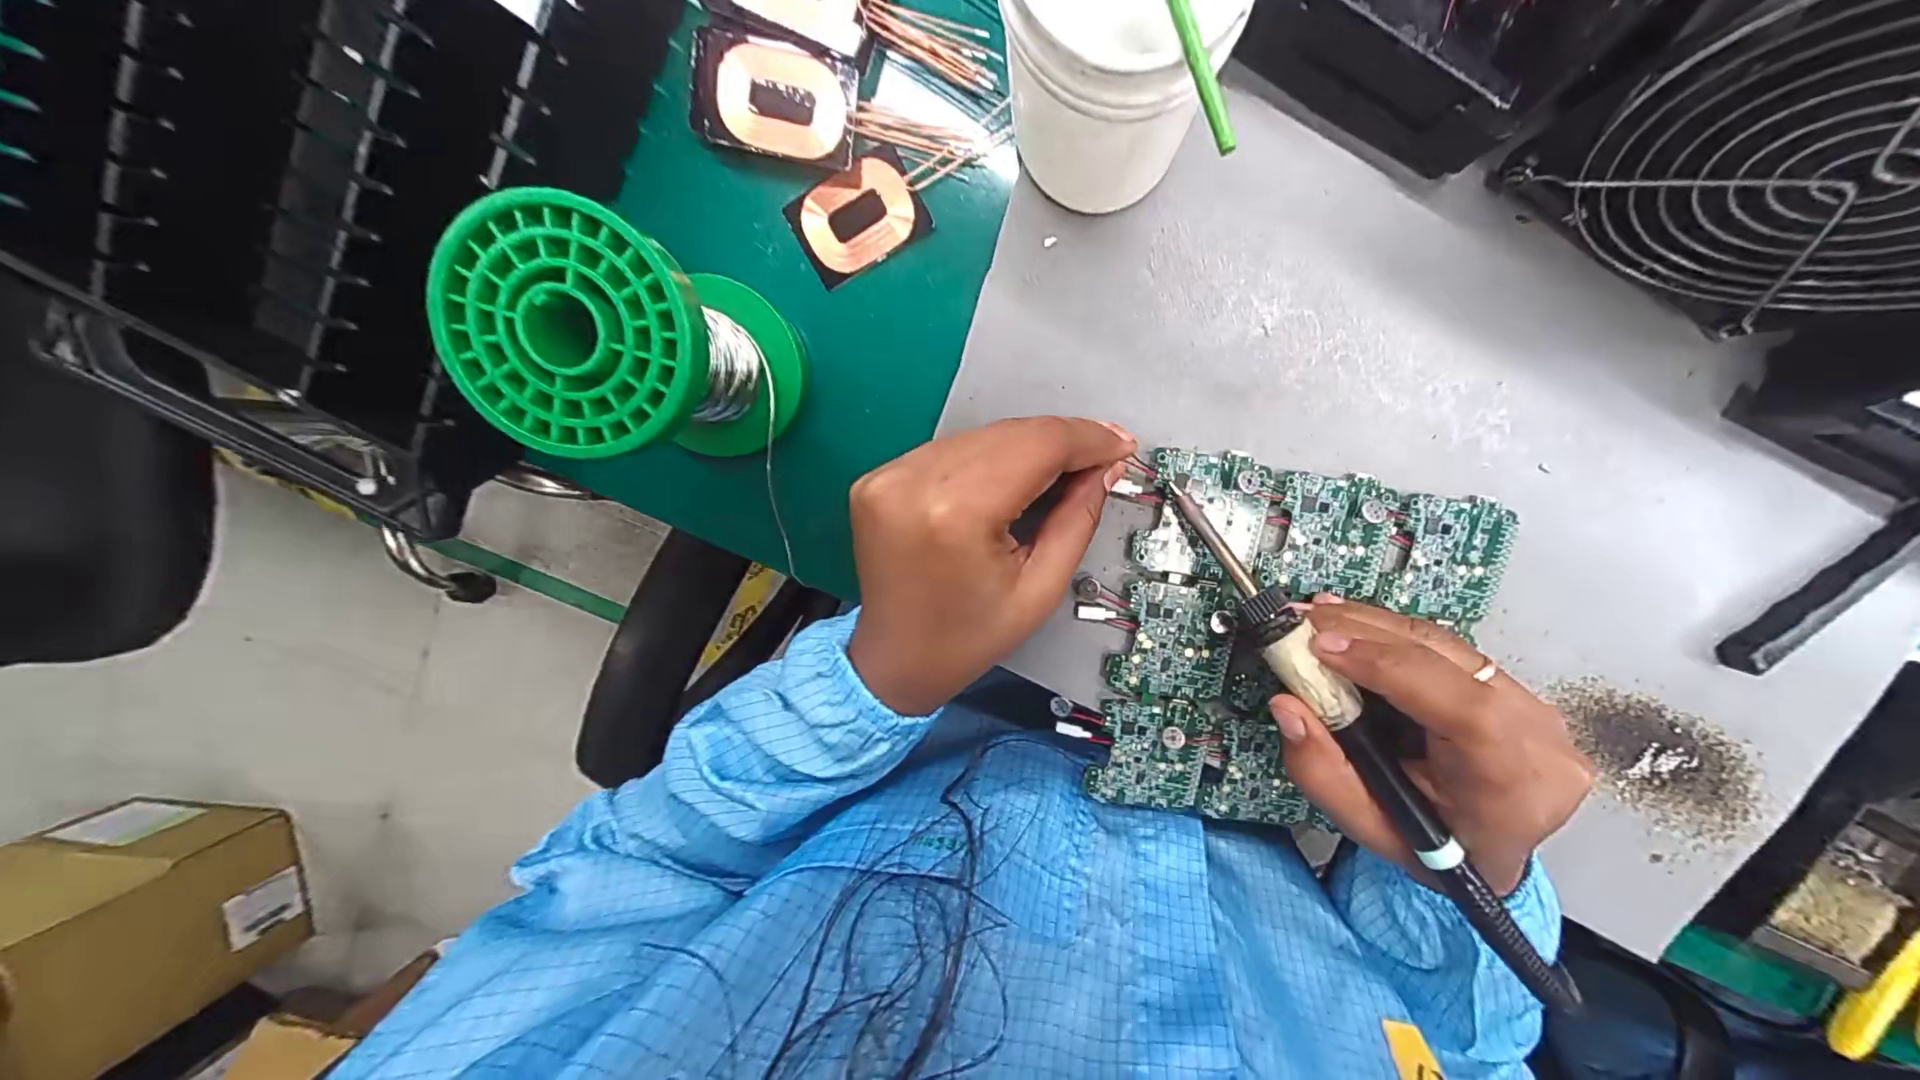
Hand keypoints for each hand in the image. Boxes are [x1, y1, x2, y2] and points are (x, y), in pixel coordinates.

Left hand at [848, 417, 1135, 714]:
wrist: (896, 659)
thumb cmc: (965, 638)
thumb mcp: (1039, 590)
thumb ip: (1077, 519)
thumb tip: (1104, 468)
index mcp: (955, 514)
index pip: (1036, 445)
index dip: (1087, 439)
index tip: (1119, 447)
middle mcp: (913, 482)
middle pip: (1009, 433)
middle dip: (1062, 441)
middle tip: (1100, 459)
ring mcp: (889, 476)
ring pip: (981, 435)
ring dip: (1026, 446)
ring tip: (1059, 472)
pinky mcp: (878, 477)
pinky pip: (951, 449)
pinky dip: (988, 457)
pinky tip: (1011, 479)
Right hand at [1269, 597, 1591, 894]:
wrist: (1485, 851)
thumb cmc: (1431, 848)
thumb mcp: (1366, 825)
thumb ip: (1321, 771)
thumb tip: (1287, 705)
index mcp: (1514, 784)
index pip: (1464, 711)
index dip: (1389, 668)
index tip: (1321, 646)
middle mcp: (1538, 737)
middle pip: (1448, 661)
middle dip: (1365, 634)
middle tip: (1300, 620)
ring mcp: (1532, 705)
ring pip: (1442, 644)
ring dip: (1371, 624)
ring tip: (1315, 615)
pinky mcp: (1510, 685)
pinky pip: (1443, 646)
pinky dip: (1388, 631)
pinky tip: (1347, 622)